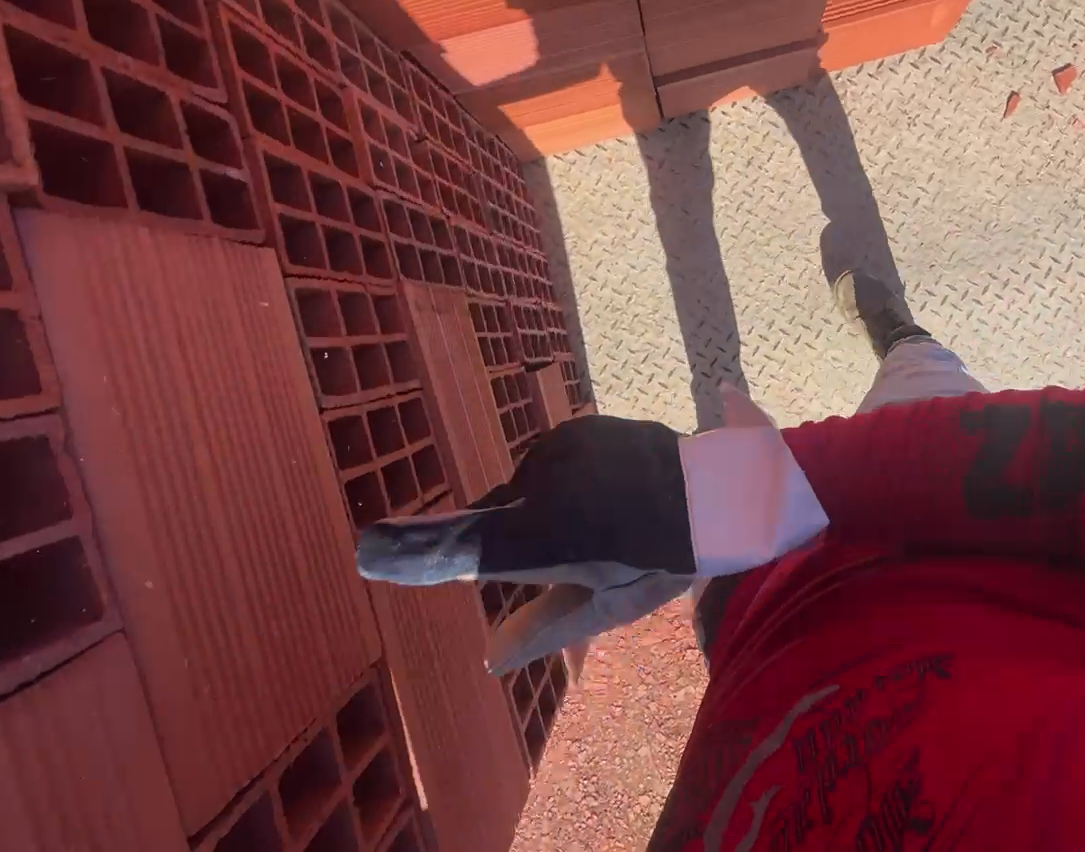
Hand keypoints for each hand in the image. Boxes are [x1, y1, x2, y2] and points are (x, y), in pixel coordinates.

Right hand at [357, 415, 693, 672]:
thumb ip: (546, 626)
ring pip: (526, 487)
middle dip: (512, 536)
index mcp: (546, 536)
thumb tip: (492, 656)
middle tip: (572, 548)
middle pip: (497, 517)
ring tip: (602, 517)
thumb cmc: (663, 559)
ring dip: (544, 505)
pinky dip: (563, 477)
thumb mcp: (608, 604)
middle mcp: (543, 483)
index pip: (464, 545)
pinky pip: (550, 460)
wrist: (716, 491)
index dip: (412, 551)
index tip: (368, 550)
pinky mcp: (576, 427)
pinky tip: (605, 488)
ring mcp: (560, 447)